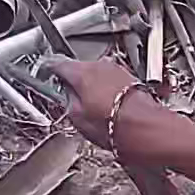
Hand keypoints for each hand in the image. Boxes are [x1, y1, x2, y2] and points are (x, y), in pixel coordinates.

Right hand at [40, 57, 169, 163]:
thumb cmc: (117, 127)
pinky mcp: (130, 78)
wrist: (149, 131)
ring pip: (95, 74)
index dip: (49, 71)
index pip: (58, 63)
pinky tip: (107, 108)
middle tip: (68, 99)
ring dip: (90, 86)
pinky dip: (105, 91)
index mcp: (82, 72)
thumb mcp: (78, 118)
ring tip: (91, 108)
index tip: (45, 75)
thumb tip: (66, 96)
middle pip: (78, 68)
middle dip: (72, 81)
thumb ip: (67, 101)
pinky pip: (109, 81)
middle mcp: (100, 65)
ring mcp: (116, 70)